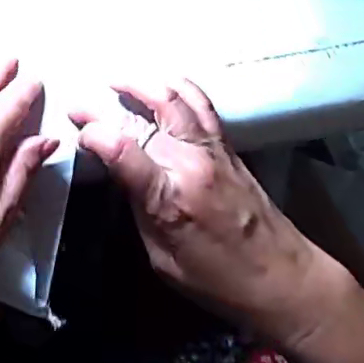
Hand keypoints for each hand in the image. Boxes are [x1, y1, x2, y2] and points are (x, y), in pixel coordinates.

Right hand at [70, 79, 347, 350]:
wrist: (285, 279)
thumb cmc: (219, 281)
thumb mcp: (162, 258)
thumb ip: (138, 209)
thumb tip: (119, 172)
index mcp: (169, 198)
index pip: (122, 150)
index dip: (93, 133)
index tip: (78, 132)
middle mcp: (190, 162)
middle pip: (142, 118)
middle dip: (104, 106)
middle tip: (81, 105)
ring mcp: (211, 148)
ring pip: (174, 98)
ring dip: (142, 83)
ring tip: (118, 81)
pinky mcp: (227, 145)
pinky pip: (200, 103)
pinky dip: (178, 86)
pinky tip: (163, 84)